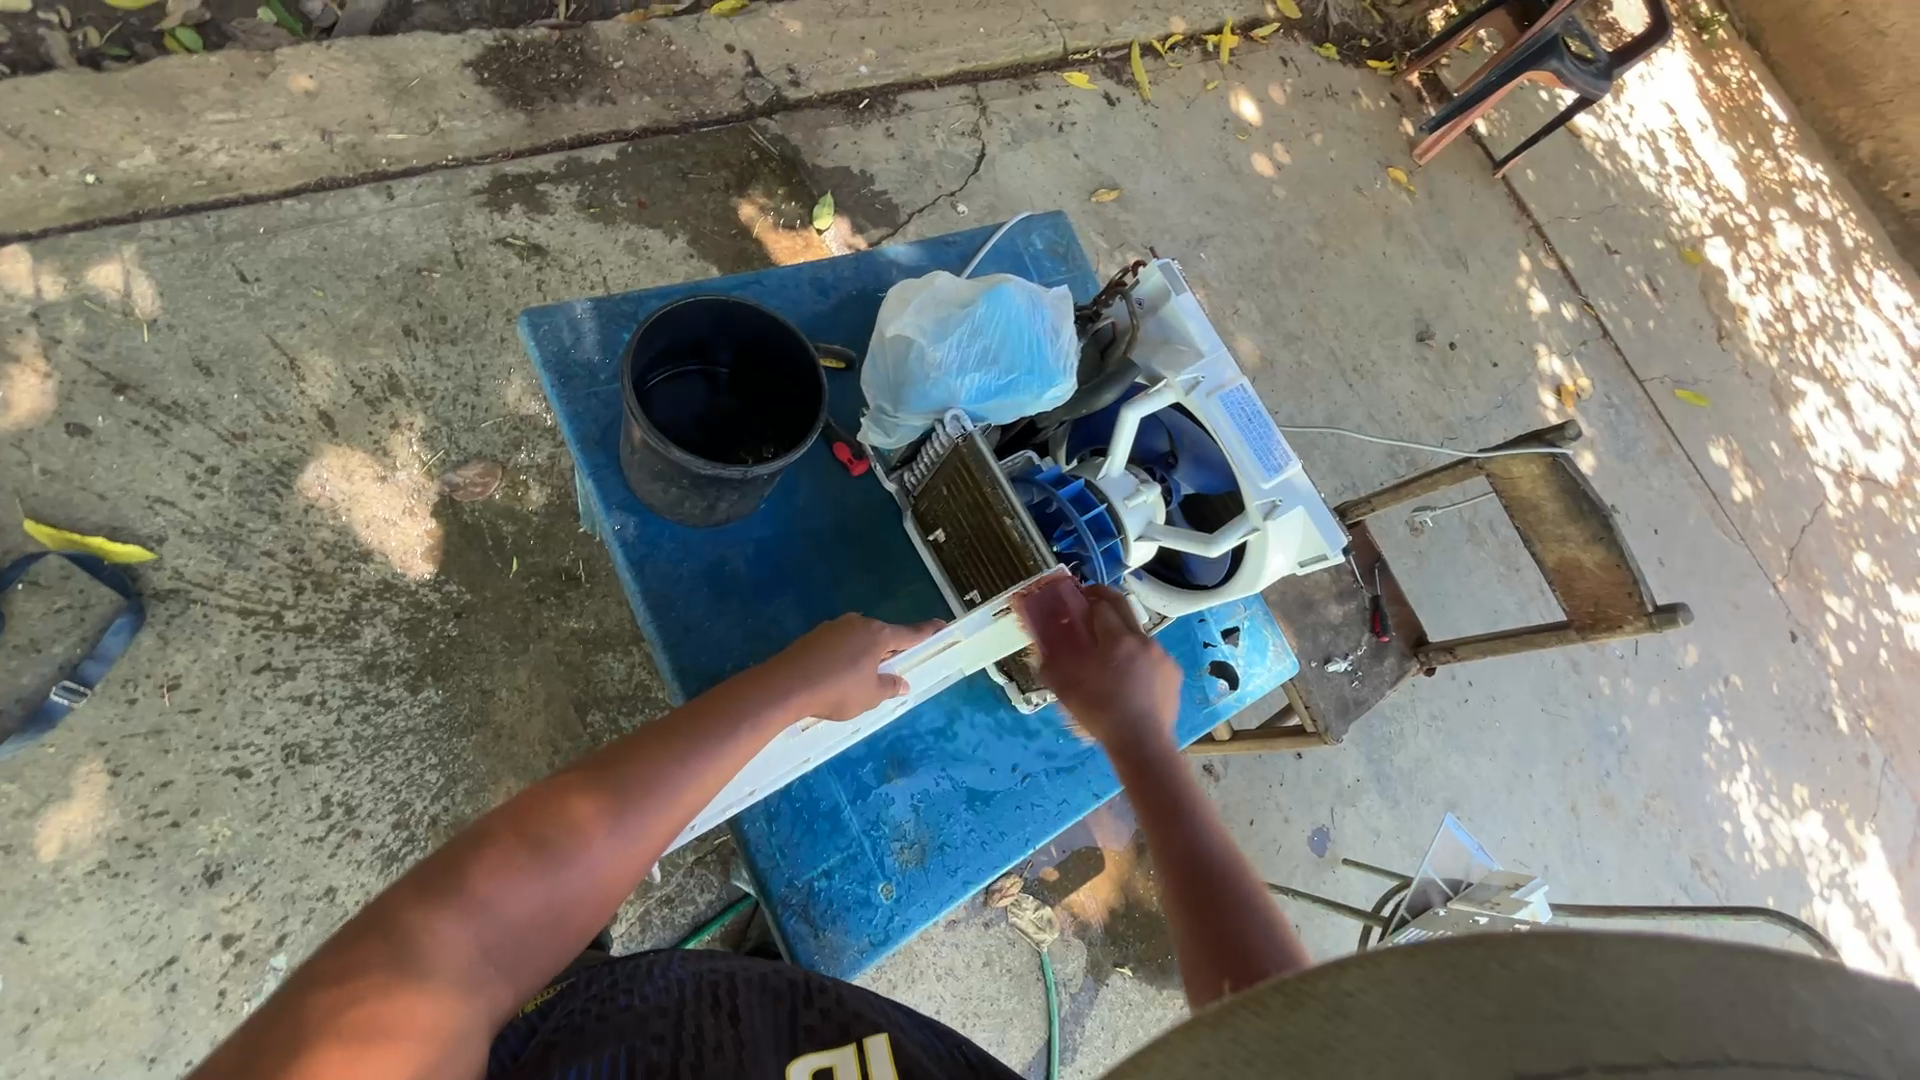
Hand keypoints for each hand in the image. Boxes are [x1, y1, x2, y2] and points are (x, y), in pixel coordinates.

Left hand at [761, 614, 944, 720]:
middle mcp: (859, 623)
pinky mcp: (815, 636)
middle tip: (895, 669)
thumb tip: (902, 683)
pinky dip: (845, 658)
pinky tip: (838, 677)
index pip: (910, 633)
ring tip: (862, 680)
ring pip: (860, 640)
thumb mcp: (870, 695)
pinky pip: (840, 645)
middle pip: (883, 635)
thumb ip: (889, 687)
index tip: (942, 625)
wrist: (785, 686)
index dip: (928, 632)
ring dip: (866, 655)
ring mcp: (834, 627)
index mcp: (879, 635)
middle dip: (890, 650)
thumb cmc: (836, 691)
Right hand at [1016, 579, 1181, 756]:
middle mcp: (1142, 639)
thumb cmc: (1101, 713)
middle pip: (1123, 607)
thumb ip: (1050, 664)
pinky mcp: (1174, 672)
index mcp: (1116, 639)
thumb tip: (1040, 650)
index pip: (1101, 604)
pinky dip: (1139, 659)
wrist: (1142, 743)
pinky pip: (1153, 656)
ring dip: (1122, 636)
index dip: (1087, 598)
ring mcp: (1162, 655)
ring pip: (1138, 634)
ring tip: (1110, 656)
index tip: (1077, 598)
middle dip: (1105, 599)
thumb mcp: (1066, 689)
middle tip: (1091, 601)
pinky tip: (1131, 679)